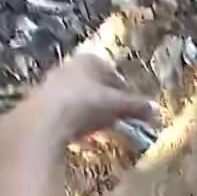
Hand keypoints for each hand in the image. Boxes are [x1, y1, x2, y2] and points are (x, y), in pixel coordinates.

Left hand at [0, 50, 156, 149]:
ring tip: (97, 129)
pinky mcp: (39, 103)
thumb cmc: (85, 105)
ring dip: (88, 111)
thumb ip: (137, 107)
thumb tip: (157, 110)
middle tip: (115, 117)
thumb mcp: (117, 106)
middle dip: (104, 100)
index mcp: (90, 60)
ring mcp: (51, 84)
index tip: (128, 107)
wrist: (42, 122)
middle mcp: (69, 66)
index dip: (122, 90)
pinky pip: (64, 111)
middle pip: (93, 84)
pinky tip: (77, 135)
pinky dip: (73, 121)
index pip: (112, 73)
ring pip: (78, 97)